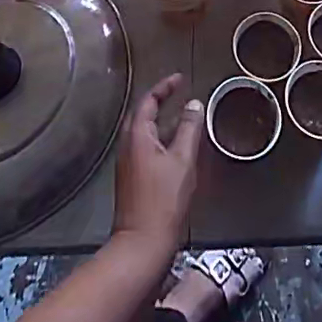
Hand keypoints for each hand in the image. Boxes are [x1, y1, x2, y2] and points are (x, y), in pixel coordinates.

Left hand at [112, 74, 203, 256]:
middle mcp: (128, 145)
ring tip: (184, 115)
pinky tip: (177, 145)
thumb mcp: (183, 160)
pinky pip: (146, 146)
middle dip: (160, 100)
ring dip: (162, 120)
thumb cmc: (163, 200)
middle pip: (142, 114)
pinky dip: (161, 137)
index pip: (148, 100)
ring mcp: (128, 162)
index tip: (180, 78)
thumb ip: (189, 129)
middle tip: (179, 92)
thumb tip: (194, 104)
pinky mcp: (132, 177)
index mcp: (137, 135)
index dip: (164, 87)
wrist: (142, 243)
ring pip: (144, 131)